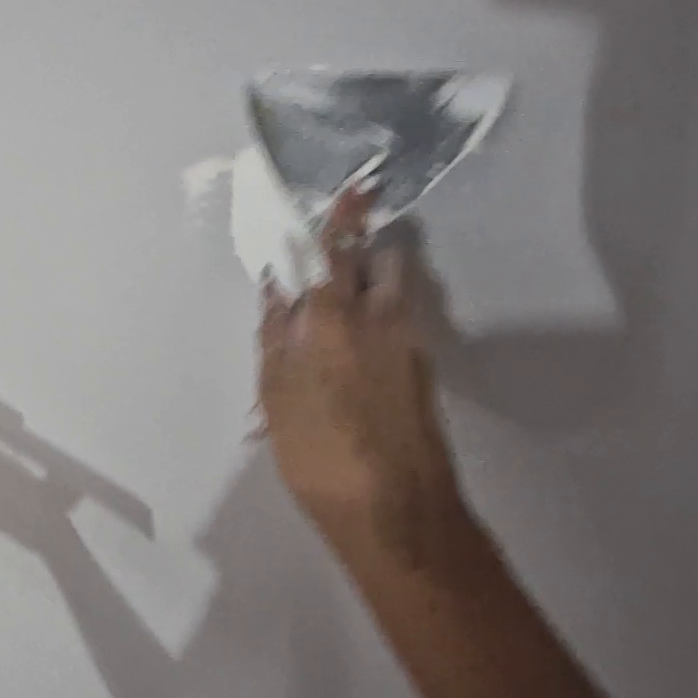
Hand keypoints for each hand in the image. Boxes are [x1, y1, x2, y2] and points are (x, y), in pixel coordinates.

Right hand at [256, 187, 464, 564]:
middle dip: (367, 249)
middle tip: (334, 263)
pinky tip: (345, 366)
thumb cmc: (319, 446)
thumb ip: (275, 331)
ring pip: (397, 297)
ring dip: (373, 290)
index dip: (345, 215)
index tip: (358, 185)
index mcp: (338, 316)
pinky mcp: (422, 378)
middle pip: (387, 264)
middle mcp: (383, 322)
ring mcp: (411, 350)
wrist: (396, 513)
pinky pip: (398, 332)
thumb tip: (277, 285)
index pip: (340, 250)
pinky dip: (377, 329)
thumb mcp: (276, 388)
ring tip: (333, 321)